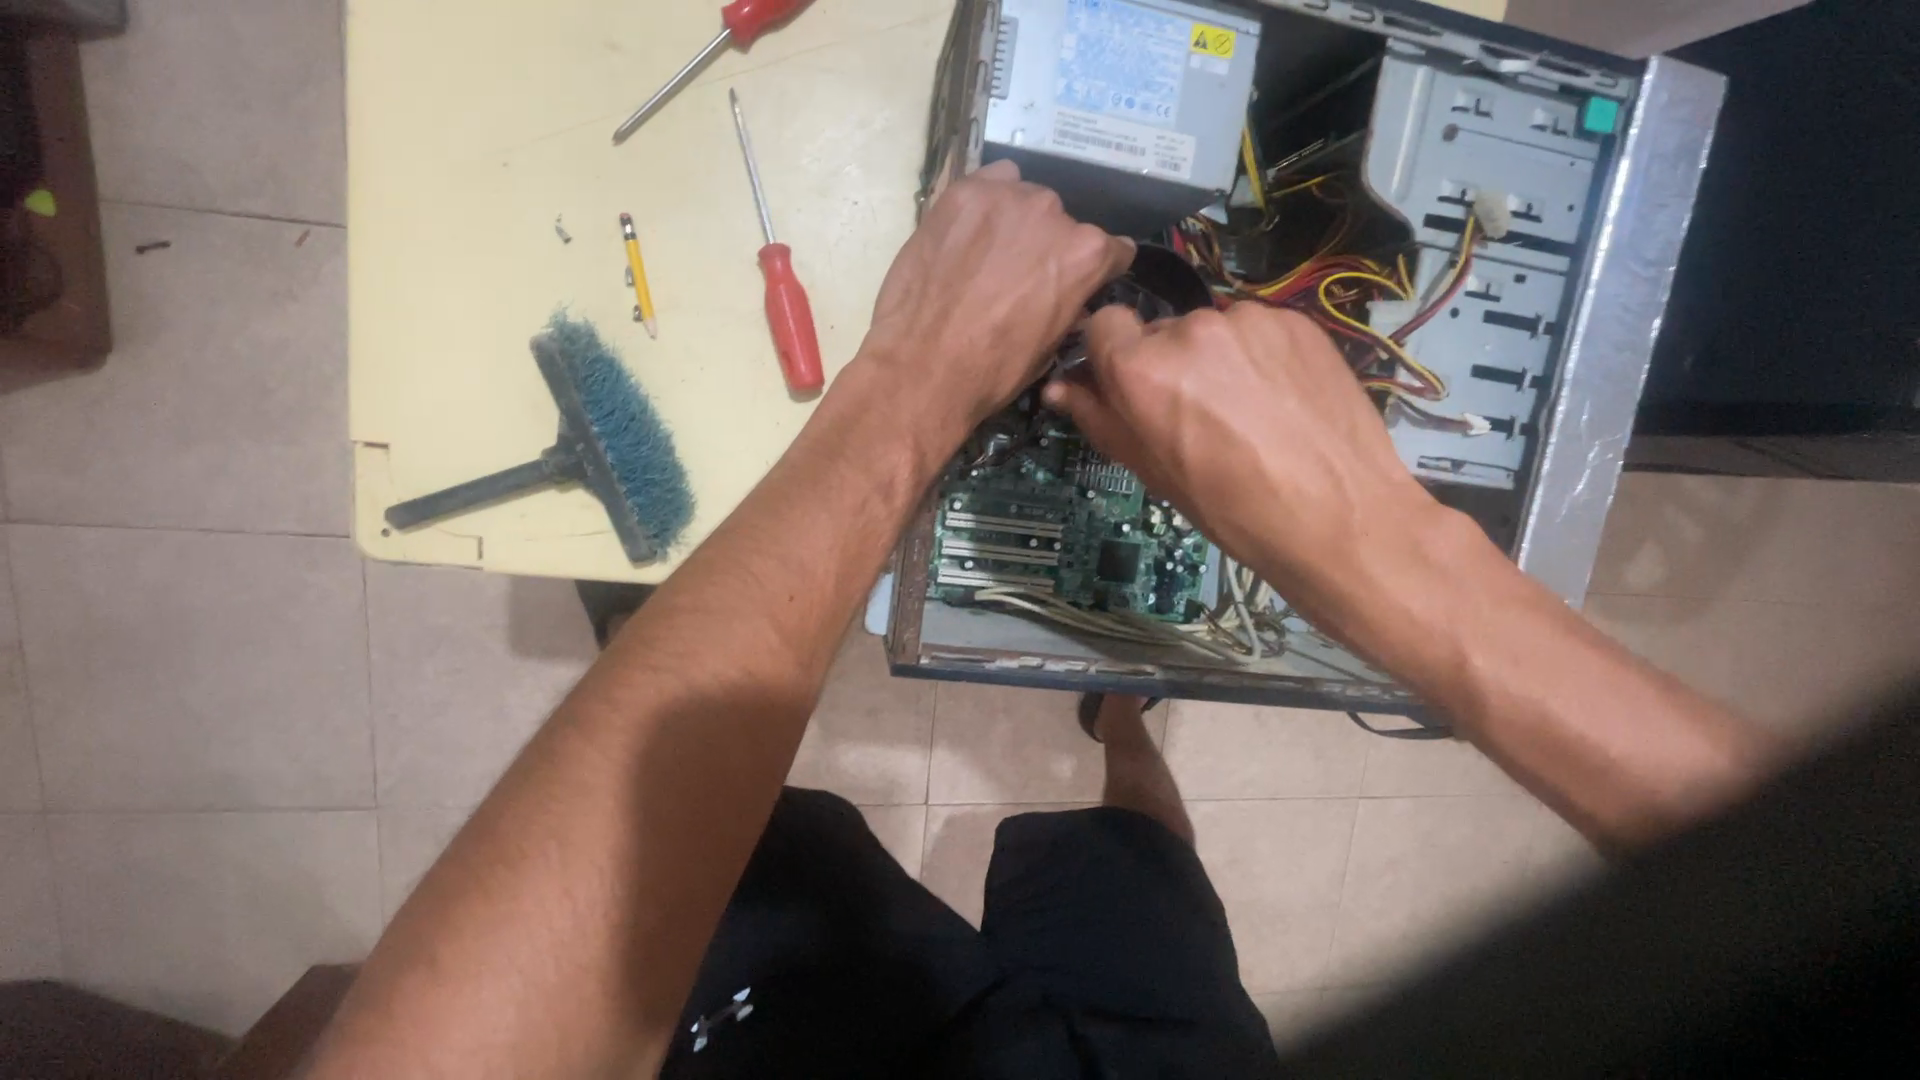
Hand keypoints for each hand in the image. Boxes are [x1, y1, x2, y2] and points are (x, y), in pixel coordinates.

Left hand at [861, 161, 1133, 434]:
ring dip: (1015, 222)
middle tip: (1019, 276)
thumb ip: (1069, 307)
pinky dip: (985, 204)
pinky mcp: (961, 193)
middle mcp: (1053, 213)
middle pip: (1062, 222)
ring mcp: (1005, 197)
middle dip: (1048, 246)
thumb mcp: (1049, 348)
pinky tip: (967, 232)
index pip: (1112, 249)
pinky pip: (987, 183)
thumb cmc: (991, 371)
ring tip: (988, 254)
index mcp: (1085, 255)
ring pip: (1024, 197)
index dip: (1098, 270)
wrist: (923, 367)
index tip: (1080, 281)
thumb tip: (1071, 299)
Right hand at [1043, 302, 1438, 598]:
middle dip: (1166, 365)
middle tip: (1195, 416)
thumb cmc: (1231, 508)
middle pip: (1159, 333)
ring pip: (1210, 331)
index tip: (1129, 388)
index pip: (1103, 325)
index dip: (1112, 357)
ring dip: (1214, 361)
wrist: (1337, 515)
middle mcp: (1189, 329)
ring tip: (1246, 412)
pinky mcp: (1296, 320)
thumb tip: (1059, 387)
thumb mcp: (1152, 471)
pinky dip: (1257, 357)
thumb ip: (1100, 419)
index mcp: (1142, 370)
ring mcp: (1248, 320)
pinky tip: (1278, 400)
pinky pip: (1256, 330)